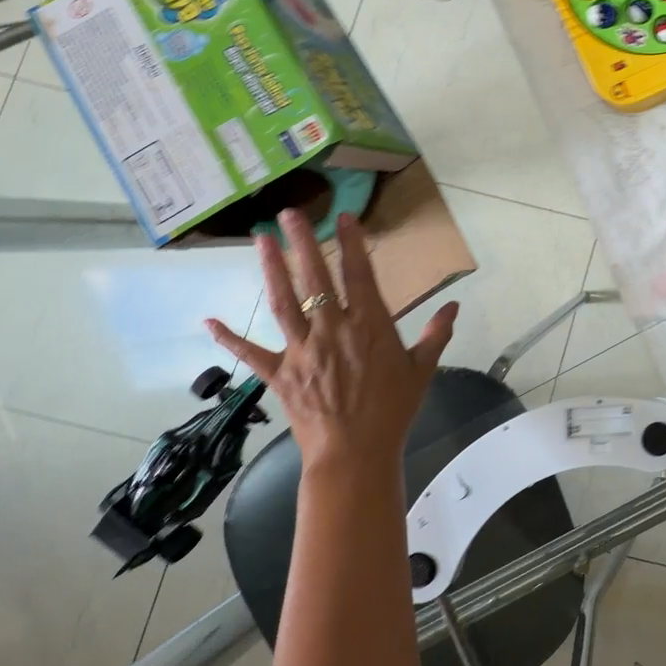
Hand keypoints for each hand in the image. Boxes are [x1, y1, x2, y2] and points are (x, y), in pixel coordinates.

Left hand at [207, 209, 456, 473]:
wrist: (354, 452)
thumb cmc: (394, 409)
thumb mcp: (422, 369)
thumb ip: (436, 334)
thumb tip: (453, 307)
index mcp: (370, 325)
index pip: (359, 274)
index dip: (351, 243)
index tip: (343, 217)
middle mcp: (332, 329)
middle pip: (315, 278)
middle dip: (302, 242)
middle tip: (289, 213)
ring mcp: (302, 350)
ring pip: (282, 303)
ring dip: (271, 269)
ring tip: (260, 240)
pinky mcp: (279, 374)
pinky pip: (251, 353)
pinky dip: (229, 338)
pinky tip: (211, 322)